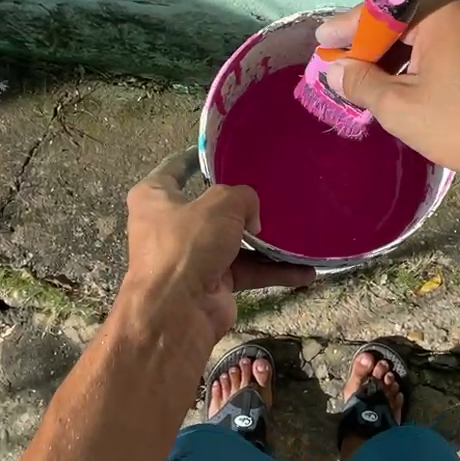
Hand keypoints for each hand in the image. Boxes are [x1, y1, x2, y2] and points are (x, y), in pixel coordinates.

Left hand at [118, 150, 314, 349]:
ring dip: (266, 243)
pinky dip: (273, 271)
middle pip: (211, 207)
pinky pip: (248, 271)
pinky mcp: (212, 283)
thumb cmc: (188, 243)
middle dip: (241, 205)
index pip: (175, 168)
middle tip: (272, 191)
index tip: (222, 149)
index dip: (197, 157)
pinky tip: (305, 271)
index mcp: (154, 197)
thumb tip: (251, 220)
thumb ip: (243, 197)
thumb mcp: (221, 203)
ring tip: (298, 231)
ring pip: (234, 242)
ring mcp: (191, 257)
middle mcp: (170, 225)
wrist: (178, 311)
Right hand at [317, 0, 459, 189]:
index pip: (375, 13)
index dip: (344, 31)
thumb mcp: (403, 109)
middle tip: (347, 66)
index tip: (320, 42)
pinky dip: (427, 50)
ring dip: (401, 49)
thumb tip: (337, 69)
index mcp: (439, 4)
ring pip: (427, 23)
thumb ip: (362, 82)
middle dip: (373, 42)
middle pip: (402, 13)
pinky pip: (451, 31)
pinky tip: (414, 75)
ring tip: (377, 79)